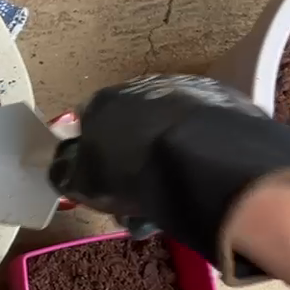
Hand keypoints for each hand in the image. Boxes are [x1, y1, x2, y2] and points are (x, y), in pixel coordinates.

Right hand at [48, 74, 289, 283]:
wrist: (203, 162)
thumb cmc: (131, 172)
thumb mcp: (81, 183)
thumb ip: (65, 173)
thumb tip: (62, 167)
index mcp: (102, 102)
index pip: (86, 126)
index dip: (90, 158)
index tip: (99, 185)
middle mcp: (142, 87)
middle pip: (129, 130)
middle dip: (130, 165)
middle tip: (135, 202)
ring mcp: (188, 92)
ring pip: (165, 134)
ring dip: (163, 164)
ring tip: (169, 201)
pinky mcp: (228, 103)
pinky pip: (200, 136)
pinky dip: (195, 158)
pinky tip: (197, 185)